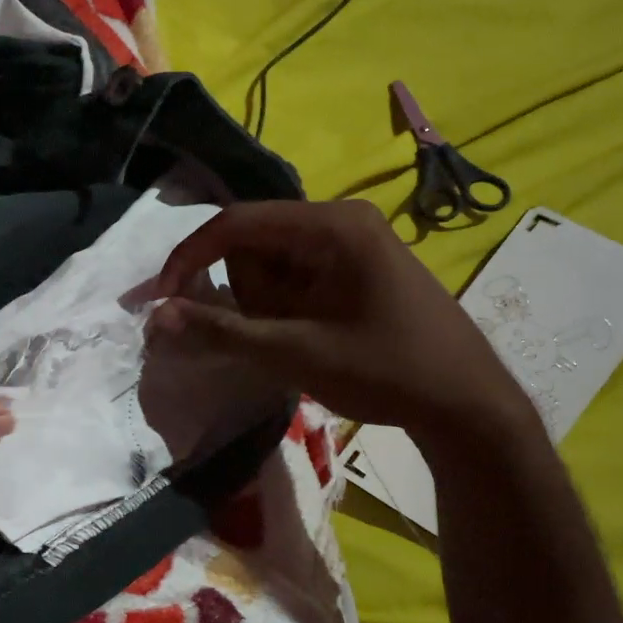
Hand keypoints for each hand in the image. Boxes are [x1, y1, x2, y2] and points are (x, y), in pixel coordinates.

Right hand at [144, 200, 534, 444]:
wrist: (465, 401)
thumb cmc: (384, 370)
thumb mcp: (294, 353)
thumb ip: (221, 330)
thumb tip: (157, 315)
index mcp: (331, 225)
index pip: (236, 223)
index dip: (189, 259)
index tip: (162, 303)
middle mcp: (339, 221)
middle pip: (251, 244)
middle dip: (242, 293)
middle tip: (270, 336)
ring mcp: (349, 244)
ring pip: (268, 265)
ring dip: (262, 306)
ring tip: (297, 343)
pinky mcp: (353, 268)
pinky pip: (292, 278)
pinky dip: (281, 310)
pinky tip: (306, 339)